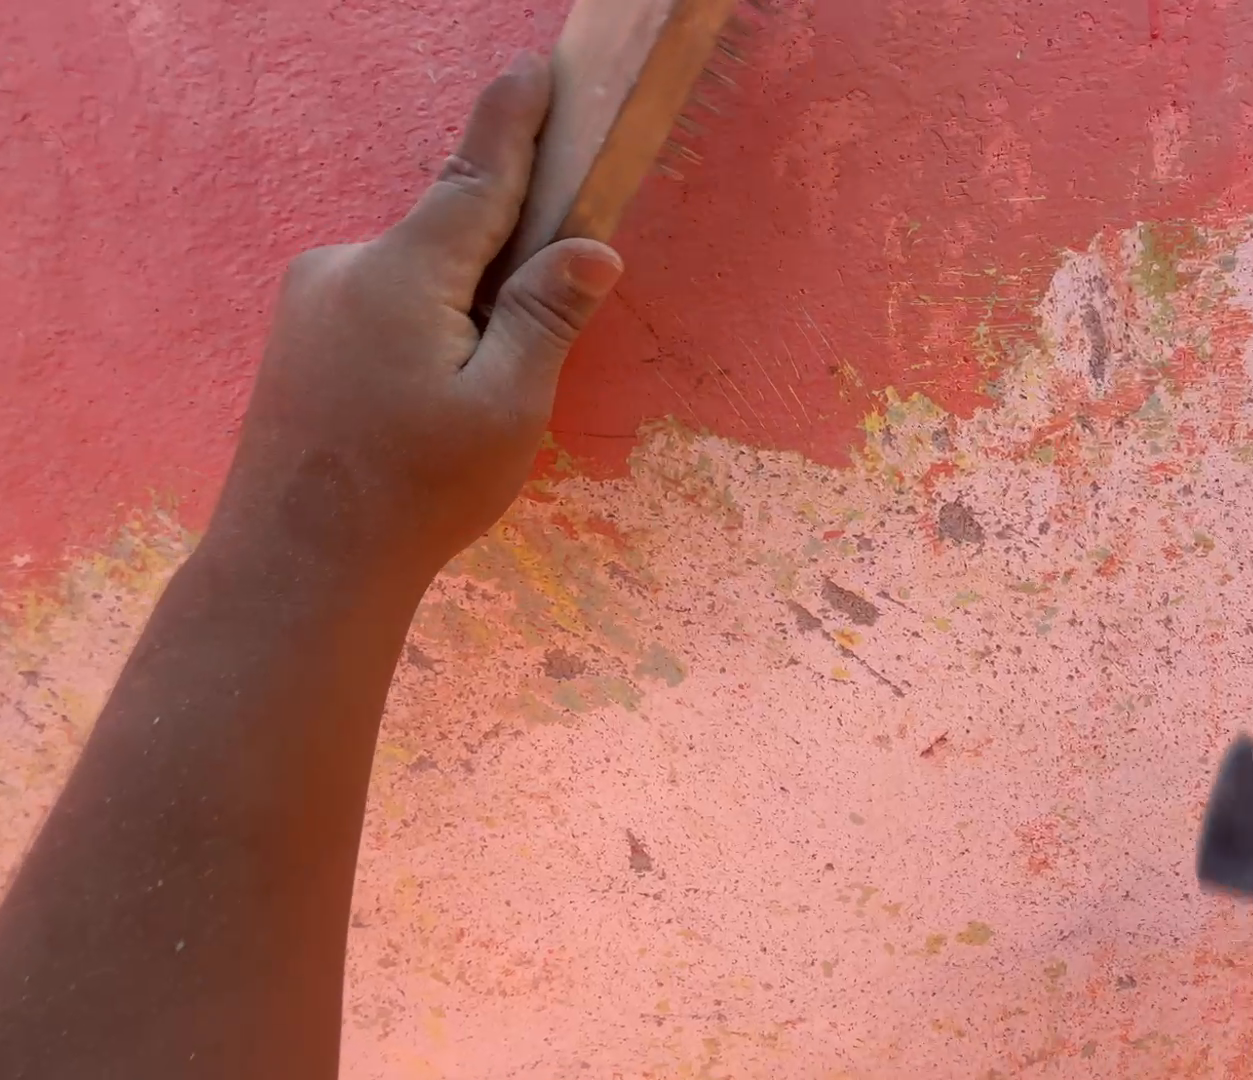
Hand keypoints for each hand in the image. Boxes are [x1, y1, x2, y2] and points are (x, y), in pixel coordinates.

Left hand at [207, 51, 622, 588]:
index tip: (538, 70)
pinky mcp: (308, 330)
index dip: (512, 122)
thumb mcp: (509, 403)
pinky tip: (450, 378)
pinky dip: (440, 313)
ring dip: (476, 292)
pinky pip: (394, 295)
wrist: (307, 556)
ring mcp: (317, 297)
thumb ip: (545, 315)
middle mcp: (347, 265)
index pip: (472, 177)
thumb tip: (592, 246)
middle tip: (555, 301)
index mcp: (402, 275)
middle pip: (451, 227)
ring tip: (497, 375)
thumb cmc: (425, 484)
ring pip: (424, 268)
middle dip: (510, 242)